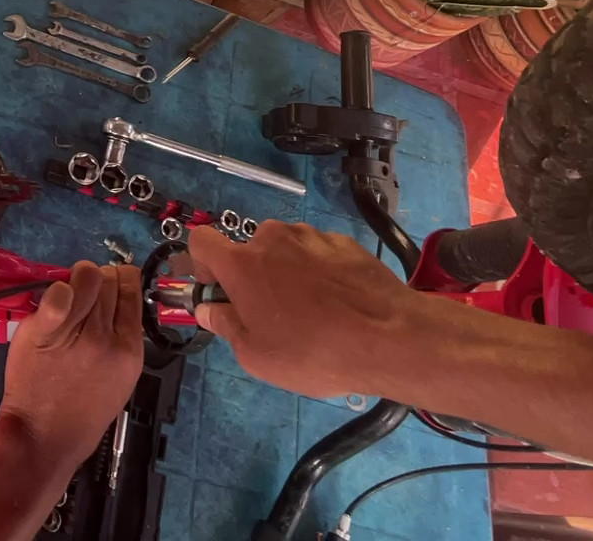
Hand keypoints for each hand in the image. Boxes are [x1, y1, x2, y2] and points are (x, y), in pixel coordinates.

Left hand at [0, 260, 144, 466]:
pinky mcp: (43, 332)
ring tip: (68, 294)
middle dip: (97, 279)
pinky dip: (58, 291)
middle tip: (84, 294)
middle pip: (107, 280)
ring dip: (77, 278)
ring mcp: (76, 334)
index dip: (118, 279)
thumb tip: (115, 291)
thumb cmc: (83, 407)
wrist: (45, 436)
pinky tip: (59, 297)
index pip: (130, 290)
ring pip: (86, 278)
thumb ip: (119, 334)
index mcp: (129, 348)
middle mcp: (106, 338)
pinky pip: (57, 297)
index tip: (107, 284)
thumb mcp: (119, 375)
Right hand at [188, 221, 429, 397]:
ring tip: (314, 310)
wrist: (392, 339)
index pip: (200, 241)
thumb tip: (210, 309)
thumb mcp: (257, 356)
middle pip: (248, 249)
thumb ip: (225, 326)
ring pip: (285, 249)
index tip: (219, 289)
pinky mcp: (343, 242)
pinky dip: (320, 271)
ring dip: (288, 271)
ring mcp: (309, 236)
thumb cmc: (313, 351)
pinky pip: (318, 253)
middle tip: (273, 312)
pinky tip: (340, 303)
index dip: (202, 263)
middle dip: (253, 275)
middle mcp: (270, 238)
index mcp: (240, 263)